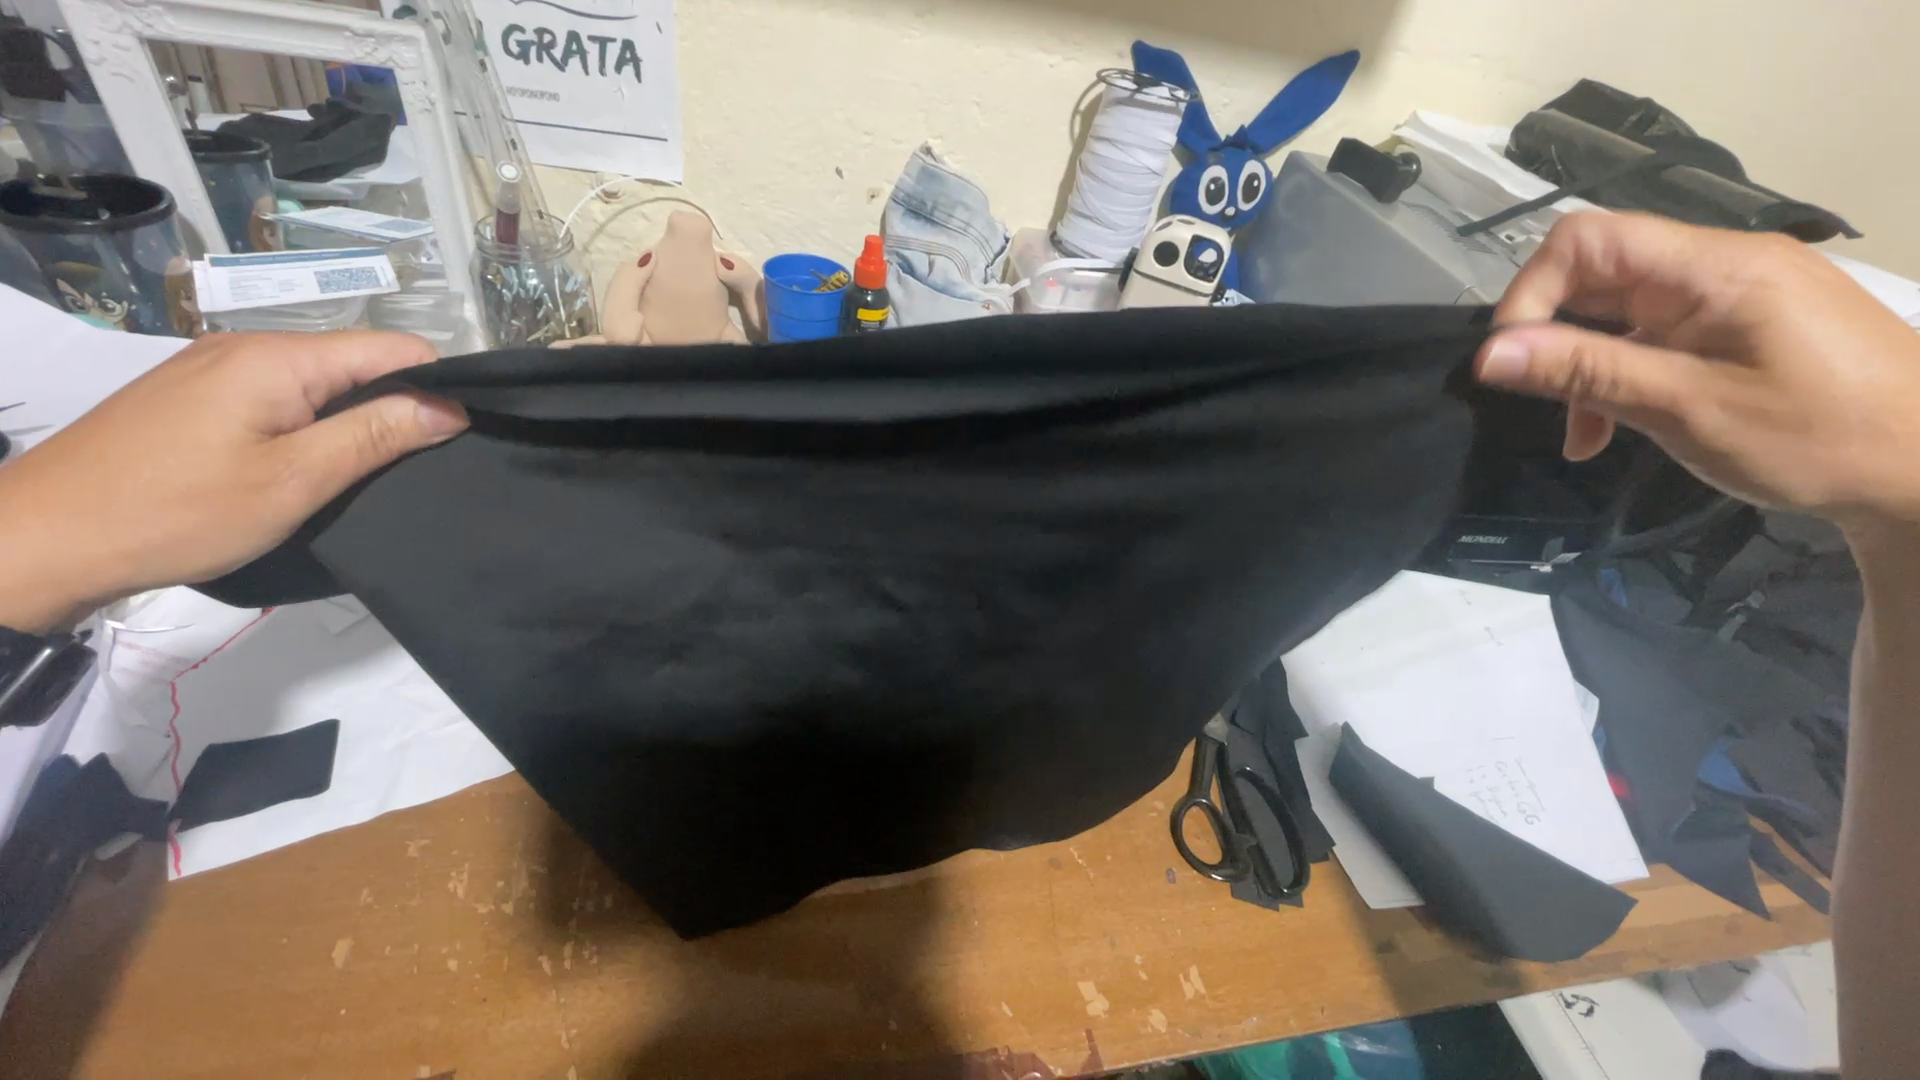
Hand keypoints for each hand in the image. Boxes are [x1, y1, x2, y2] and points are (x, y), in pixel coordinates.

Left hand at [0, 331, 466, 632]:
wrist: (40, 540)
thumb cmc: (178, 511)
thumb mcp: (296, 479)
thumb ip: (377, 434)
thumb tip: (451, 407)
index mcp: (279, 358)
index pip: (397, 348)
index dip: (438, 387)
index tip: (456, 439)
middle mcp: (250, 348)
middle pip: (360, 363)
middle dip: (400, 407)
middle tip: (412, 466)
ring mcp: (217, 369)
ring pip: (324, 382)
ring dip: (356, 420)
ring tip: (363, 471)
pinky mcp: (198, 395)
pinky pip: (285, 396)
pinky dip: (315, 424)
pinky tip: (309, 464)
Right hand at [1476, 212, 1919, 534]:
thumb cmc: (1817, 438)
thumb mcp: (1684, 407)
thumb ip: (1584, 371)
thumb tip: (1488, 355)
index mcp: (1716, 268)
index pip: (1587, 239)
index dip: (1531, 290)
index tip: (1513, 359)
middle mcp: (1716, 268)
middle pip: (1594, 275)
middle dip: (1551, 337)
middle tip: (1541, 400)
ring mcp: (1723, 299)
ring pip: (1611, 315)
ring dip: (1578, 369)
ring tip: (1581, 433)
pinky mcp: (1727, 330)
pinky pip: (1643, 340)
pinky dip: (1611, 381)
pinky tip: (1605, 430)